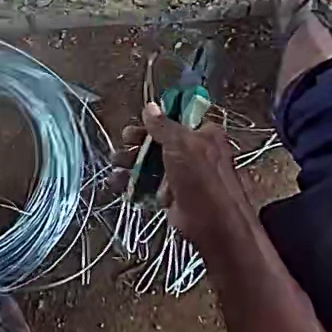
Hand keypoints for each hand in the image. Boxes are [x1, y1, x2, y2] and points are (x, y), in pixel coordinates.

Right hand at [108, 102, 257, 252]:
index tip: (140, 121)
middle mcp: (194, 153)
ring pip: (152, 164)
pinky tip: (118, 183)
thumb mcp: (181, 144)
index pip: (178, 120)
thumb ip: (163, 126)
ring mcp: (183, 175)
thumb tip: (150, 107)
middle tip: (123, 142)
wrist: (215, 225)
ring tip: (115, 165)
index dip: (158, 120)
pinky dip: (134, 183)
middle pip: (160, 142)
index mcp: (203, 135)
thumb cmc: (202, 177)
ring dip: (132, 163)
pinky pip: (150, 185)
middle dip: (138, 143)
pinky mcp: (173, 196)